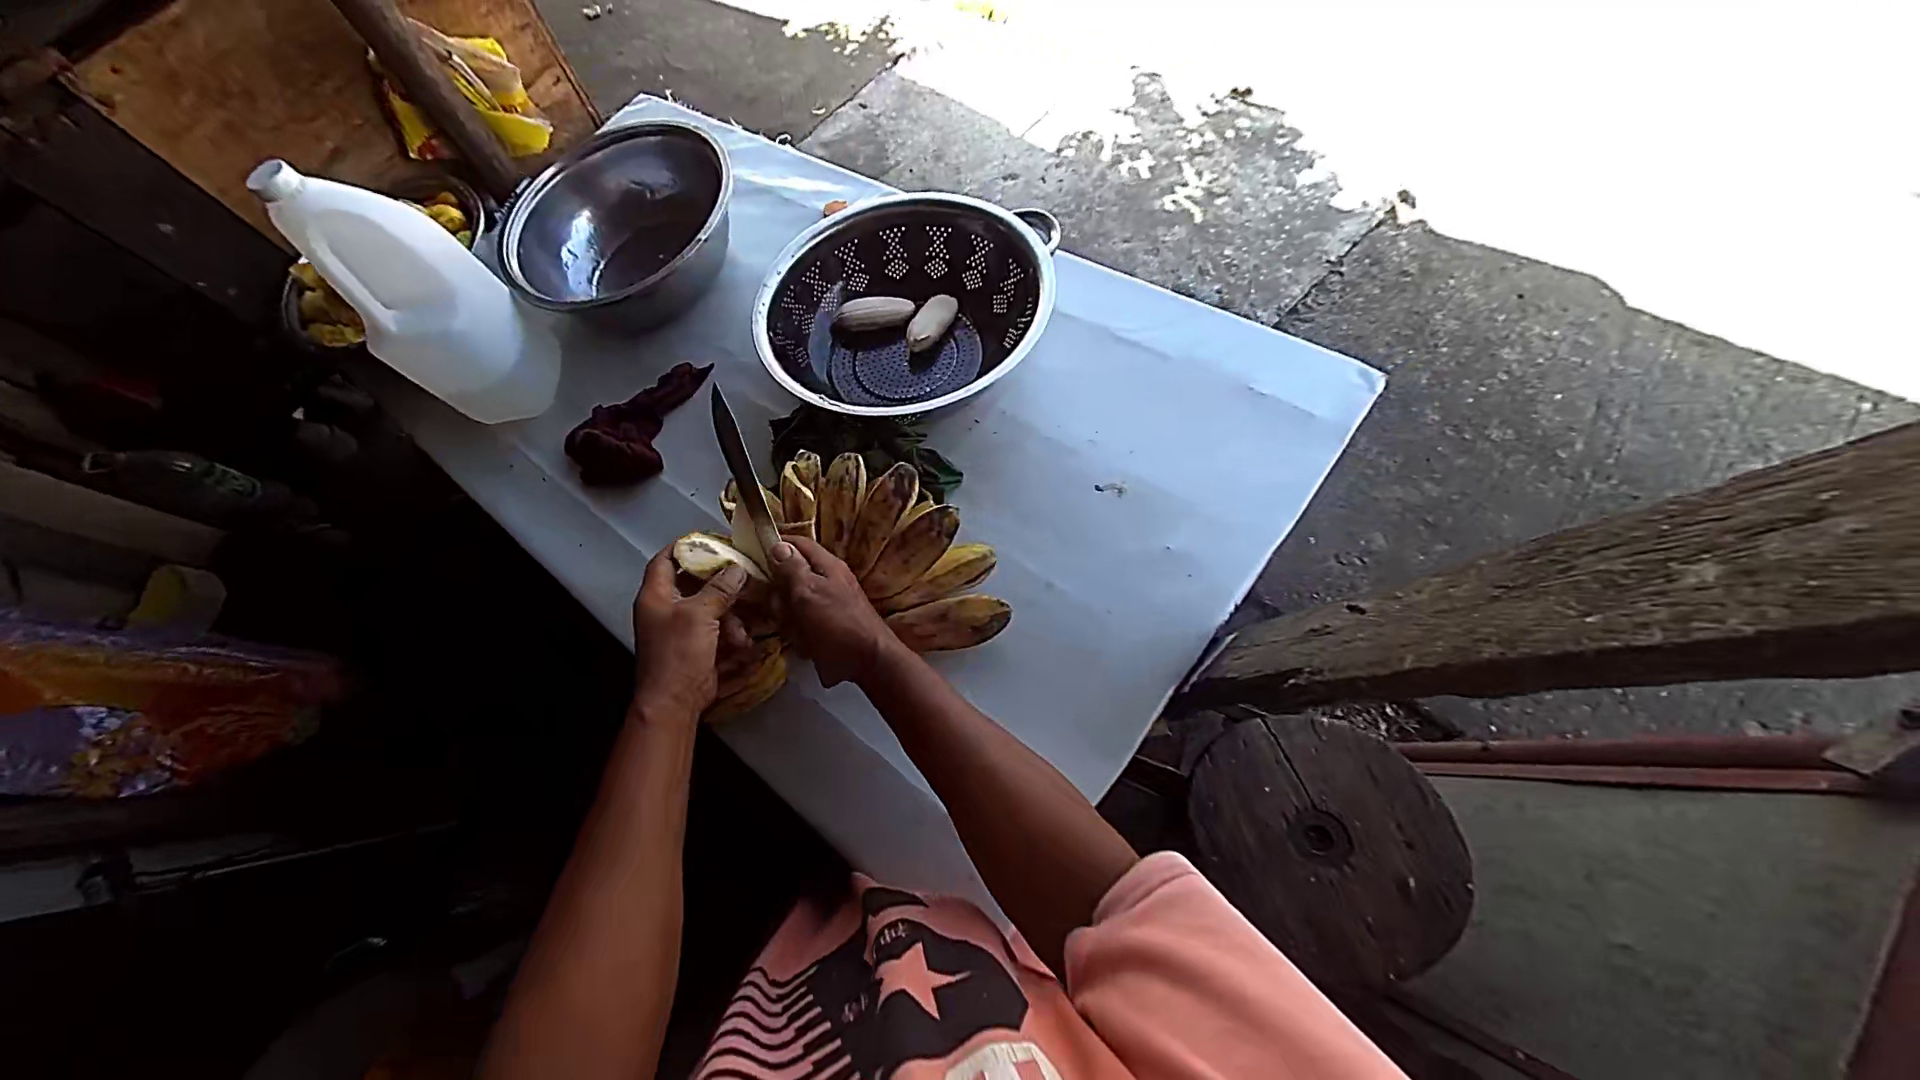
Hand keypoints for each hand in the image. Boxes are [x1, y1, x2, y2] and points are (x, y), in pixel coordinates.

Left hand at [631, 546, 751, 724]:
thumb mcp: (700, 615)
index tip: (711, 540)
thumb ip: (719, 589)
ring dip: (731, 613)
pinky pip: (717, 629)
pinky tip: (741, 642)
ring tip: (742, 626)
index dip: (685, 547)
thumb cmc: (678, 654)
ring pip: (711, 607)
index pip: (665, 560)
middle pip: (694, 583)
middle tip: (744, 576)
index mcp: (655, 595)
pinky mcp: (696, 646)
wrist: (674, 702)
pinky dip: (731, 633)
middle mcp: (665, 608)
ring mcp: (681, 628)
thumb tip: (737, 569)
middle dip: (721, 583)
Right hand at [769, 537, 898, 686]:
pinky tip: (807, 646)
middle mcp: (825, 582)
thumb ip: (792, 568)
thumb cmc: (838, 622)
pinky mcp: (822, 629)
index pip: (797, 544)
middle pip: (788, 578)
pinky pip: (798, 626)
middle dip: (779, 595)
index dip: (775, 545)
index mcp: (826, 566)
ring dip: (788, 619)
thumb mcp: (810, 591)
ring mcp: (824, 606)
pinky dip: (799, 636)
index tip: (752, 555)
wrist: (867, 662)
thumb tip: (777, 544)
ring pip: (790, 605)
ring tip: (798, 631)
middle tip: (785, 608)